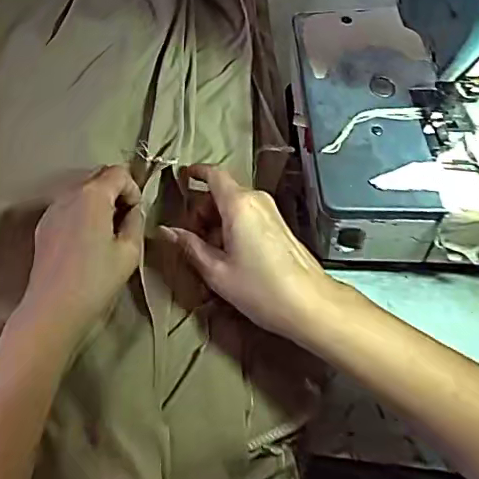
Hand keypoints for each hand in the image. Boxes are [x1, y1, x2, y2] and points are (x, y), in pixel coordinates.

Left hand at [15, 165, 146, 339]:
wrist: (53, 308)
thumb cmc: (96, 280)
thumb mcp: (130, 251)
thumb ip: (136, 221)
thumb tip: (132, 211)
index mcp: (93, 194)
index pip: (119, 172)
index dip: (133, 189)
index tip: (136, 214)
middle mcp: (70, 193)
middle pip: (98, 176)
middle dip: (115, 191)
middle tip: (124, 220)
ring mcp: (53, 208)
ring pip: (81, 190)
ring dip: (97, 201)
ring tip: (105, 232)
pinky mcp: (43, 224)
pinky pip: (68, 206)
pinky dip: (81, 213)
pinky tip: (85, 242)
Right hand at [160, 164, 343, 342]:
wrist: (312, 305)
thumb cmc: (262, 289)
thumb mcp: (217, 272)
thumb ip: (190, 246)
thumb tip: (166, 230)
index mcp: (238, 204)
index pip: (213, 174)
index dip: (194, 173)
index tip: (180, 179)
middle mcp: (256, 200)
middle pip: (221, 191)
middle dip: (202, 208)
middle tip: (189, 235)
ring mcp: (271, 211)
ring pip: (234, 204)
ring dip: (217, 219)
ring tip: (208, 250)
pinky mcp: (280, 225)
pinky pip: (248, 214)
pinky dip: (233, 225)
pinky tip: (229, 254)